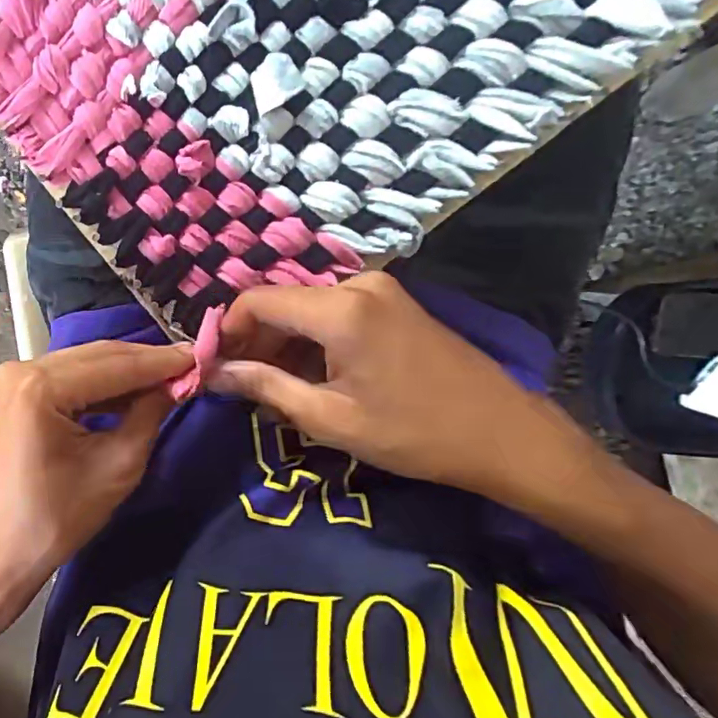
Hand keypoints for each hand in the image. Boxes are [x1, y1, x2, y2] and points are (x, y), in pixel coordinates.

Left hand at [0, 339, 193, 600]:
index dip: (160, 362)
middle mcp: (22, 370)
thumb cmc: (58, 518)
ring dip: (127, 370)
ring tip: (171, 375)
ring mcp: (15, 377)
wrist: (4, 551)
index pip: (113, 365)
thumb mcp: (118, 466)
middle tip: (191, 364)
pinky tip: (135, 389)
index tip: (199, 357)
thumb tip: (178, 382)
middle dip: (146, 362)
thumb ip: (150, 414)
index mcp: (40, 388)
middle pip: (98, 356)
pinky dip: (103, 383)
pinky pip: (70, 376)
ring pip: (86, 362)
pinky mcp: (17, 390)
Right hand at [207, 272, 596, 500]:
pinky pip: (334, 310)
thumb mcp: (329, 418)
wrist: (505, 434)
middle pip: (281, 301)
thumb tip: (213, 372)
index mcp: (339, 309)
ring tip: (273, 385)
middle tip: (239, 383)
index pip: (256, 301)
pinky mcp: (393, 301)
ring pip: (306, 306)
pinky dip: (312, 338)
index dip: (226, 331)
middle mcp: (356, 284)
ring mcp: (379, 289)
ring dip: (283, 341)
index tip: (212, 366)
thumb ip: (265, 386)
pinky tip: (311, 373)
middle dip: (253, 340)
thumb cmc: (414, 433)